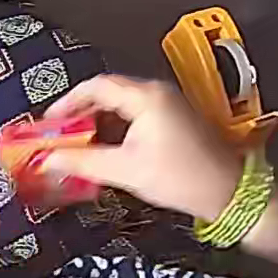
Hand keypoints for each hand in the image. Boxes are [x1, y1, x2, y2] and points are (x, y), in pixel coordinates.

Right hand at [41, 74, 241, 216]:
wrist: (229, 192)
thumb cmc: (180, 178)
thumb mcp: (126, 170)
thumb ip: (84, 162)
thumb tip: (48, 160)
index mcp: (145, 96)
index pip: (96, 86)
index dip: (67, 102)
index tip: (49, 123)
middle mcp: (156, 91)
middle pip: (107, 93)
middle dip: (80, 114)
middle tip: (59, 136)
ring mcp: (167, 103)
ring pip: (120, 104)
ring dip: (97, 123)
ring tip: (77, 146)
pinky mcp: (172, 117)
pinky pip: (135, 114)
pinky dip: (116, 128)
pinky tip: (104, 149)